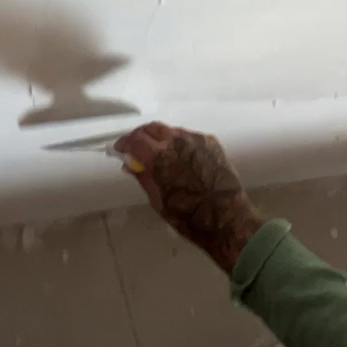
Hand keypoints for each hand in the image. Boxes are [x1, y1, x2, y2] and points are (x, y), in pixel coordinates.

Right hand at [115, 122, 264, 272]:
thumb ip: (143, 177)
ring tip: (157, 152)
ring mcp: (196, 139)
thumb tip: (130, 164)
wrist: (227, 218)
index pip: (135, 140)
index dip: (124, 143)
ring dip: (160, 138)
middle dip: (140, 136)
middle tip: (135, 148)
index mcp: (160, 157)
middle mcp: (177, 141)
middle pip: (152, 128)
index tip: (119, 149)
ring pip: (171, 130)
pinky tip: (179, 156)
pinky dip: (178, 142)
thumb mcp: (158, 201)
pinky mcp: (211, 142)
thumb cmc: (188, 216)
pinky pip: (189, 136)